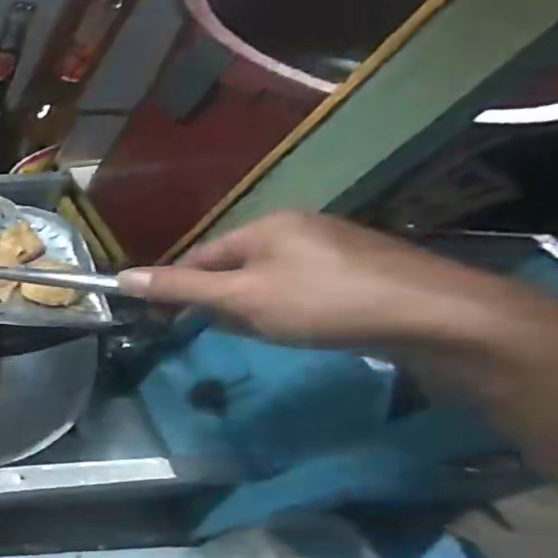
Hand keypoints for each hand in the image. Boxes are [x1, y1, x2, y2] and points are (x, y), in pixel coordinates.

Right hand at [115, 210, 536, 350]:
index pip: (197, 257)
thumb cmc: (323, 302)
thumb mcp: (238, 298)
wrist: (437, 318)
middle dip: (220, 301)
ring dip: (252, 307)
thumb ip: (178, 288)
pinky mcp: (360, 269)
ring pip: (264, 279)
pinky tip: (302, 327)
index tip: (164, 323)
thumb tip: (120, 277)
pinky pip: (299, 286)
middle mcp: (298, 227)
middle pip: (230, 267)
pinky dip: (286, 307)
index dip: (176, 290)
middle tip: (229, 329)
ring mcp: (333, 246)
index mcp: (266, 226)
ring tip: (269, 331)